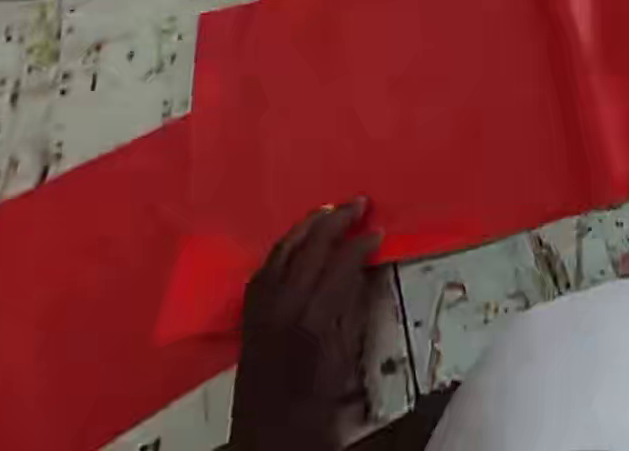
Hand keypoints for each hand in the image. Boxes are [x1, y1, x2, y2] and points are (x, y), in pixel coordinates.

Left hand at [229, 199, 381, 450]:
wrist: (266, 439)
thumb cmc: (316, 403)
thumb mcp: (345, 358)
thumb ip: (353, 308)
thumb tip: (364, 269)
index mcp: (314, 319)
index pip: (342, 263)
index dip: (363, 243)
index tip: (379, 231)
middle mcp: (283, 304)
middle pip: (311, 246)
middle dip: (338, 219)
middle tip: (361, 202)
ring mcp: (261, 305)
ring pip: (285, 248)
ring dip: (309, 224)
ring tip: (331, 208)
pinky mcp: (248, 311)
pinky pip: (267, 264)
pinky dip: (286, 244)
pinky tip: (299, 238)